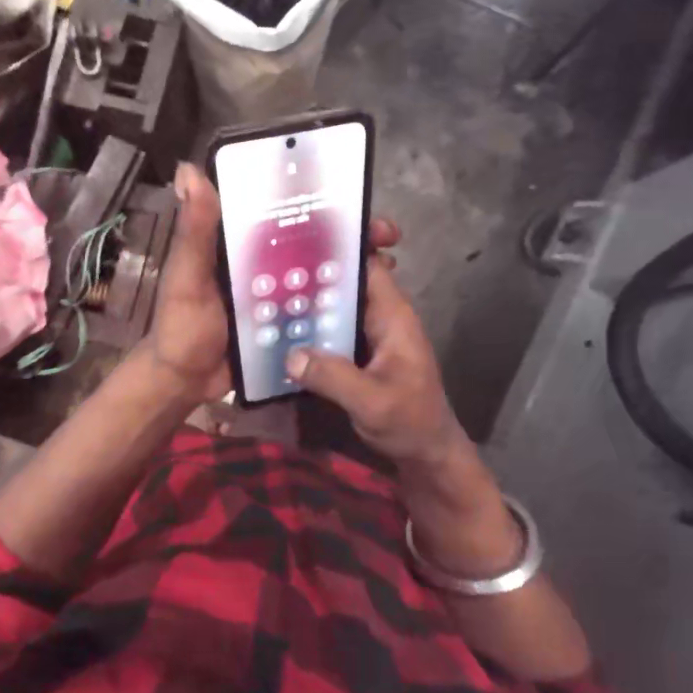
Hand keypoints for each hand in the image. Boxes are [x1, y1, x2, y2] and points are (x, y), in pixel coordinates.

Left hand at [144, 164, 406, 406]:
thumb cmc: (181, 328)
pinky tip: (368, 306)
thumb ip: (194, 232)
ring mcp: (274, 295)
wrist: (184, 384)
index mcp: (236, 245)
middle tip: (385, 235)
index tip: (352, 192)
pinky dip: (338, 304)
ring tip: (389, 266)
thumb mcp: (187, 278)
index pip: (282, 212)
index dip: (316, 200)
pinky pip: (314, 308)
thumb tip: (190, 170)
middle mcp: (260, 264)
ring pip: (318, 273)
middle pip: (309, 241)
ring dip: (351, 267)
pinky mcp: (283, 324)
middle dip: (348, 234)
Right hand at [285, 256, 468, 468]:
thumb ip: (333, 377)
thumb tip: (291, 354)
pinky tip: (279, 334)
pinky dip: (310, 331)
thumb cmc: (410, 422)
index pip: (369, 264)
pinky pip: (332, 333)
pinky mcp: (358, 357)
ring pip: (335, 309)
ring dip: (307, 305)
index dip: (342, 246)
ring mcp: (369, 338)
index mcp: (392, 317)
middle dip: (312, 275)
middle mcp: (381, 319)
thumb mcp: (372, 402)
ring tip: (264, 295)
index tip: (302, 237)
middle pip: (346, 284)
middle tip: (268, 268)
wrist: (427, 455)